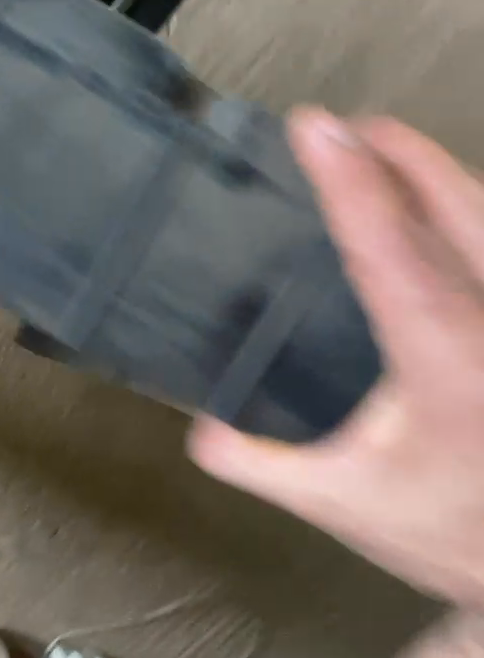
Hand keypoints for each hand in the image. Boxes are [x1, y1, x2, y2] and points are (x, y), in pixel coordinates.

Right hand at [189, 110, 483, 609]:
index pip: (393, 253)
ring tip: (388, 149)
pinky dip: (463, 221)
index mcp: (449, 364)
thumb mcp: (334, 502)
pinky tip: (437, 216)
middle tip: (349, 125)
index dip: (352, 186)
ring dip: (440, 180)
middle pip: (464, 219)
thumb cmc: (448, 533)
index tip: (319, 132)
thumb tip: (200, 428)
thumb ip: (253, 462)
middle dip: (406, 161)